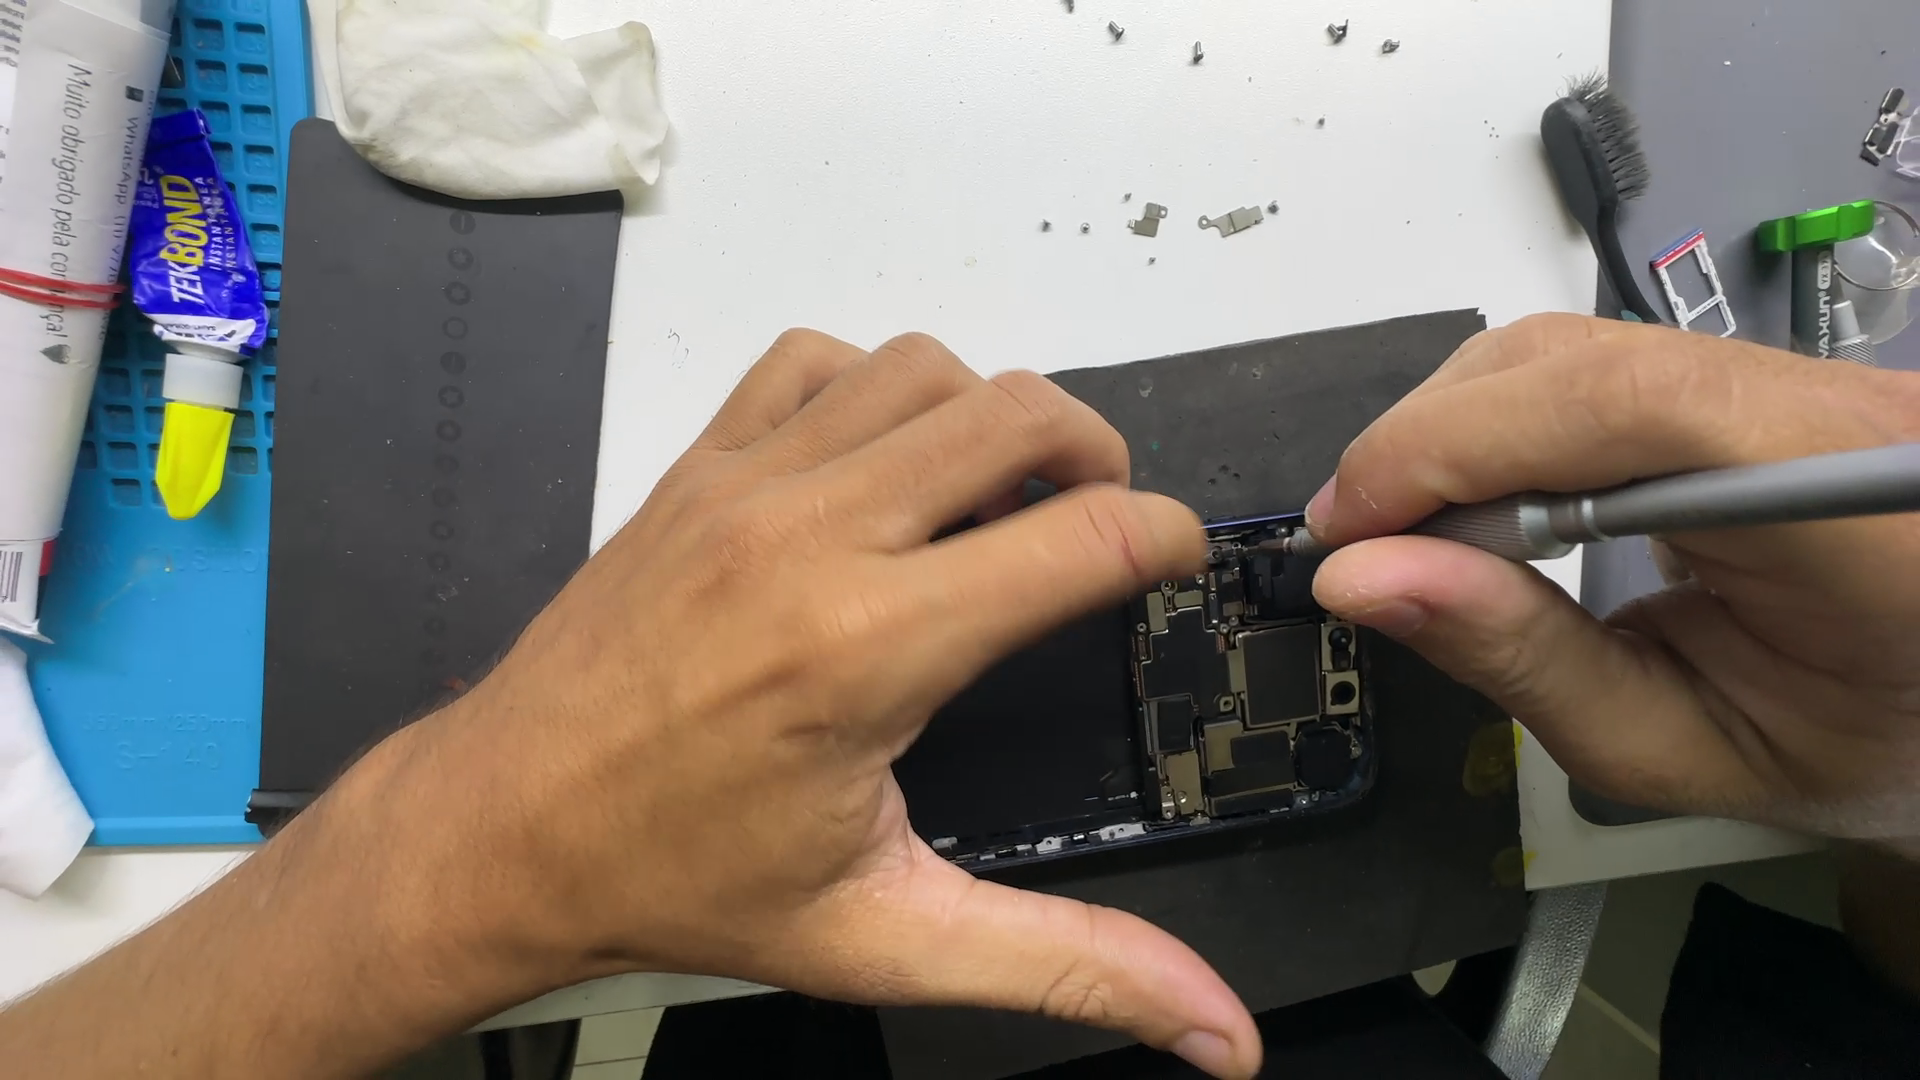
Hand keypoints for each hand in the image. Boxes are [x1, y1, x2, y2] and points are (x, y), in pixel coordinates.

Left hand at [358, 331, 1259, 1074]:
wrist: (496, 828)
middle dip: (1095, 453)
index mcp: (873, 646)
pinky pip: (812, 361)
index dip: (1165, 536)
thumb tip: (1221, 1030)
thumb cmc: (689, 883)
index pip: (1080, 541)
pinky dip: (876, 386)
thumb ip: (1067, 964)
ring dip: (990, 414)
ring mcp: (747, 481)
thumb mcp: (888, 935)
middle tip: (1096, 517)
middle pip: (1013, 414)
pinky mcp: (697, 464)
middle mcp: (817, 533)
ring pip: (921, 369)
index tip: (1174, 557)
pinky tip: (881, 458)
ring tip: (993, 492)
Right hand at [1307, 315, 1919, 842]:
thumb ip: (1511, 655)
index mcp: (1860, 512)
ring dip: (1436, 437)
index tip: (1346, 531)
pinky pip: (1560, 372)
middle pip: (1561, 361)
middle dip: (1418, 447)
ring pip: (1545, 353)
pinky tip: (1467, 501)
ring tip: (1409, 531)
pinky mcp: (1731, 378)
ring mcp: (1785, 376)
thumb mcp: (1660, 744)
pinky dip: (1473, 432)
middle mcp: (1834, 406)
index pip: (1622, 408)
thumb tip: (1352, 576)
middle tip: (1359, 542)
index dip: (1446, 447)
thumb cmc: (1830, 750)